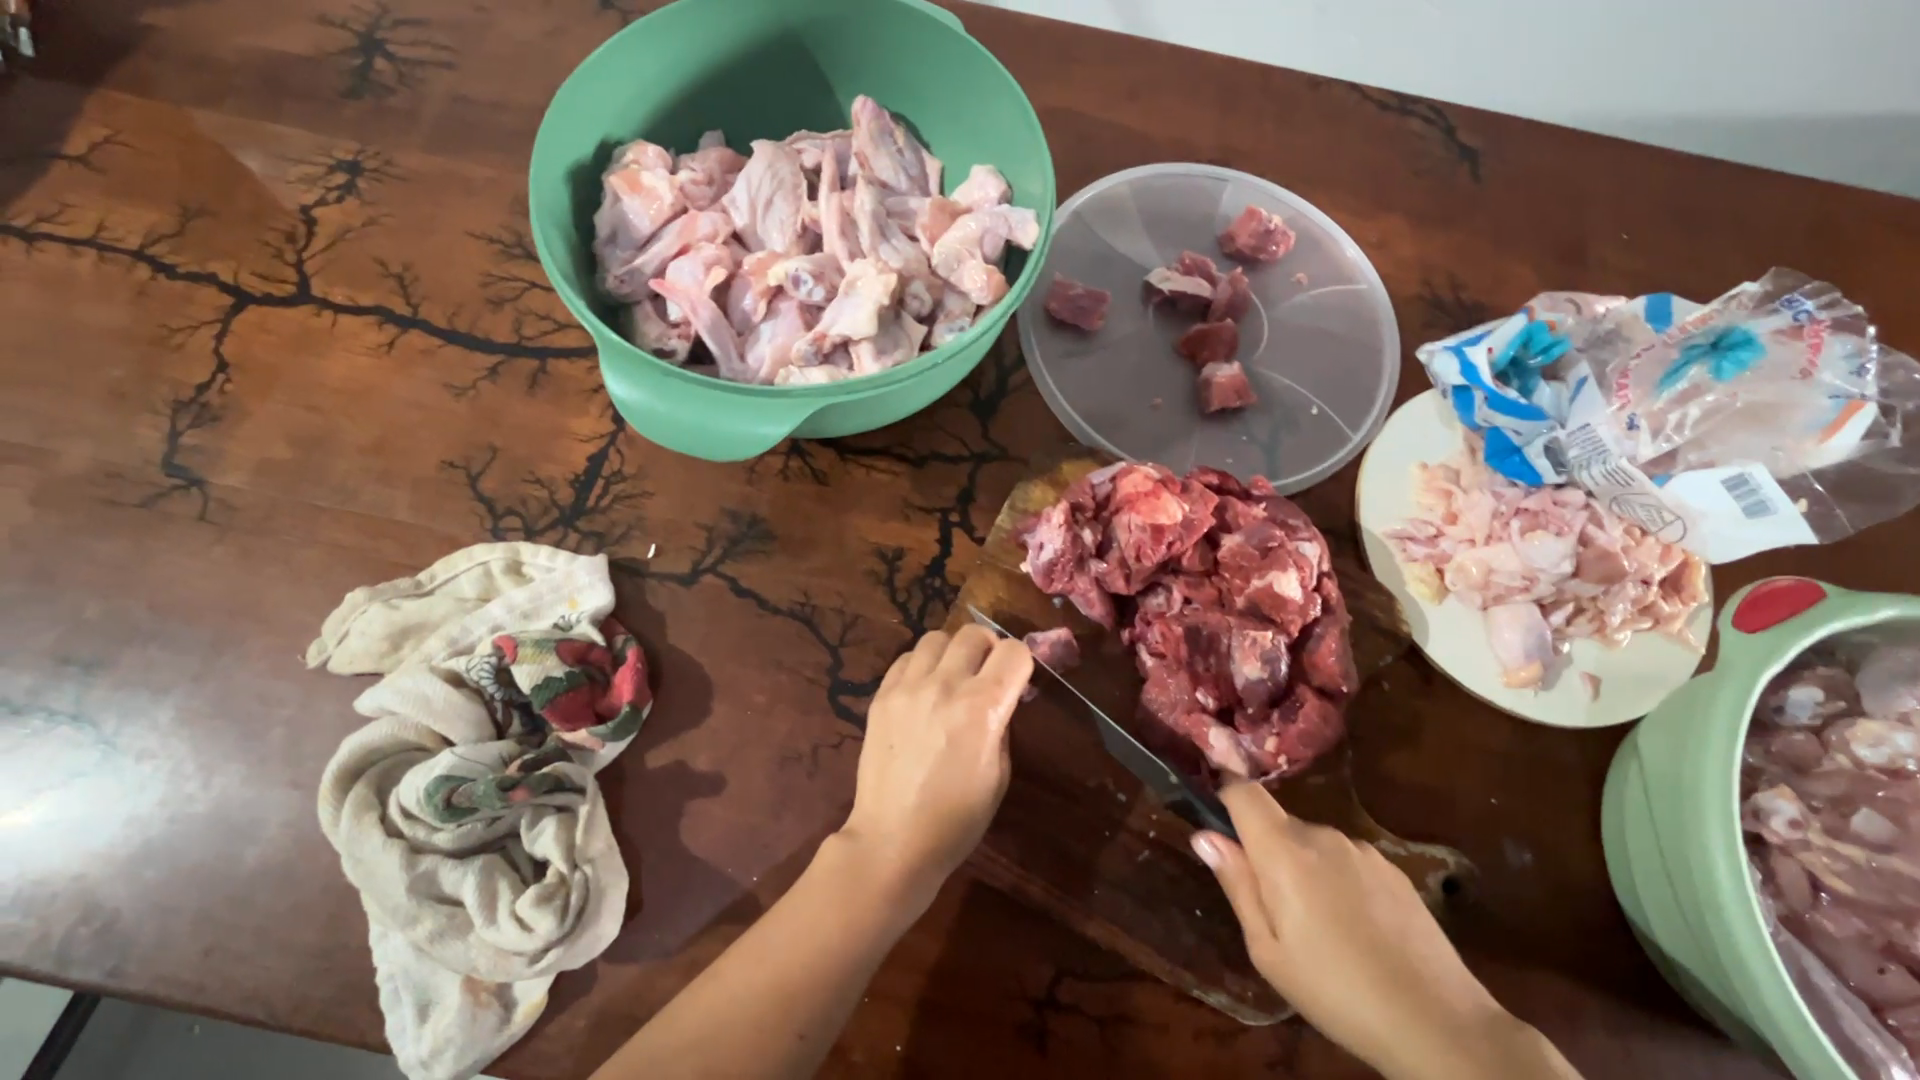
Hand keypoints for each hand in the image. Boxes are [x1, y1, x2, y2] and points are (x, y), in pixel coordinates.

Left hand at [838, 626, 1031, 904]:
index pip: (1014, 651)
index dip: (1022, 662)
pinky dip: (921, 665)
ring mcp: (907, 688)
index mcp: (982, 707)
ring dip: (952, 652)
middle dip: (989, 649)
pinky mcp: (881, 697)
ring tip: (952, 678)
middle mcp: (944, 686)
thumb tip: (1001, 698)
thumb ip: (1002, 724)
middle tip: (986, 675)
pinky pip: (906, 659)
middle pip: (974, 633)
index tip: (1018, 680)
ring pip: (936, 638)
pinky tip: (923, 691)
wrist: (893, 839)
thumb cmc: (957, 819)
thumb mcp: (999, 773)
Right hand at [1193, 783, 1545, 1079]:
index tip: (1214, 817)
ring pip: (1314, 846)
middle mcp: (1324, 836)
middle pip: (1279, 825)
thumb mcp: (1268, 950)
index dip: (1224, 792)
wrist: (1438, 1021)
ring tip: (1319, 930)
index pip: (1244, 793)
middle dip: (1266, 853)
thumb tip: (1205, 836)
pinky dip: (1338, 884)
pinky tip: (1355, 932)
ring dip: (1304, 871)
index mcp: (1285, 852)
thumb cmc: (1335, 991)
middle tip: (1273, 912)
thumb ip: (1237, 885)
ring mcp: (1364, 851)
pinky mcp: (1394, 871)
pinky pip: (1347, 863)